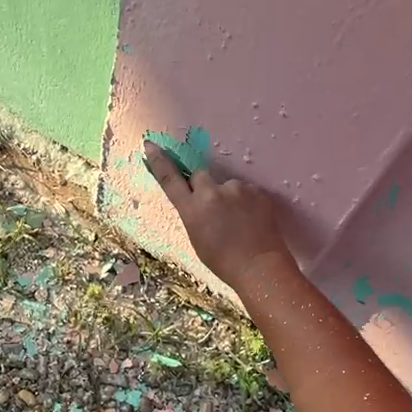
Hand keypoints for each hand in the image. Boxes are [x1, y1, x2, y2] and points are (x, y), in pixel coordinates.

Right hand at [143, 140, 292, 289]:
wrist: (260, 266)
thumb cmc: (223, 261)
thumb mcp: (197, 237)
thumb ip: (193, 213)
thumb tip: (197, 200)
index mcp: (192, 209)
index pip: (170, 179)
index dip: (159, 161)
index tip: (151, 145)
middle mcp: (212, 193)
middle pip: (200, 176)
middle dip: (203, 186)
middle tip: (214, 209)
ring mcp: (236, 189)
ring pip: (226, 185)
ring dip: (229, 197)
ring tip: (239, 220)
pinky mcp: (256, 190)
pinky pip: (246, 191)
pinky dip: (247, 202)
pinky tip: (252, 219)